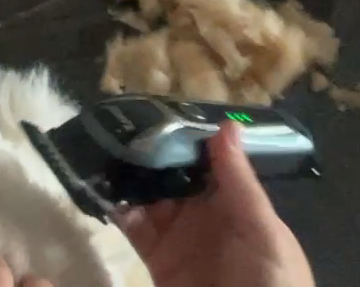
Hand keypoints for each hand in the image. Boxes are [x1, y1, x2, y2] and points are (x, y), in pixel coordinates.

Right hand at [114, 123, 314, 286]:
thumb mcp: (265, 236)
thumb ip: (240, 183)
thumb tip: (227, 124)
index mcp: (234, 201)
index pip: (204, 156)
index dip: (179, 131)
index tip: (150, 104)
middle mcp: (202, 211)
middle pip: (169, 169)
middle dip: (143, 146)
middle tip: (111, 118)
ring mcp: (176, 233)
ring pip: (145, 190)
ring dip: (123, 170)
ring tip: (94, 142)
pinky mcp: (154, 255)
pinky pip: (129, 222)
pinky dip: (111, 202)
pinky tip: (94, 182)